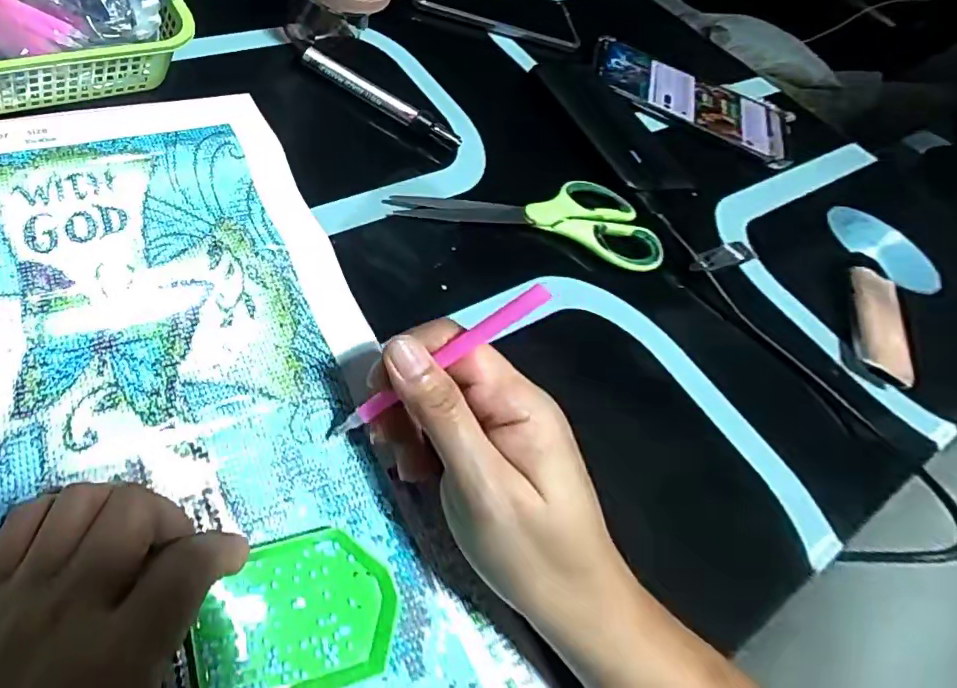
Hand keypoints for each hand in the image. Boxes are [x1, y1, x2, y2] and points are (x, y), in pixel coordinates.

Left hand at [0, 483, 248, 687]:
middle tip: (173, 547)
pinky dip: (60, 509)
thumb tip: (193, 586)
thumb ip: (164, 646)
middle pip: (132, 511)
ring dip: (117, 505)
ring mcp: (20, 591)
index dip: (219, 550)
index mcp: (114, 657)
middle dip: (167, 517)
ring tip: (126, 533)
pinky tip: (74, 532)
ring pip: (82, 498)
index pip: (183, 570)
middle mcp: (69, 608)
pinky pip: (27, 514)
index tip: (232, 551)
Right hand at [369, 319, 629, 627]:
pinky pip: (442, 426)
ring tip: (404, 465)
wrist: (579, 614)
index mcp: (515, 398)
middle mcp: (507, 400)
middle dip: (404, 396)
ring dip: (408, 423)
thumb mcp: (480, 484)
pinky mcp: (487, 447)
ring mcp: (498, 424)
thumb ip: (439, 411)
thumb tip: (398, 346)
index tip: (377, 394)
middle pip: (440, 368)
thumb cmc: (535, 554)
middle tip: (386, 440)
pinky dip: (420, 443)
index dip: (409, 356)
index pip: (454, 342)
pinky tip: (417, 472)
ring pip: (434, 396)